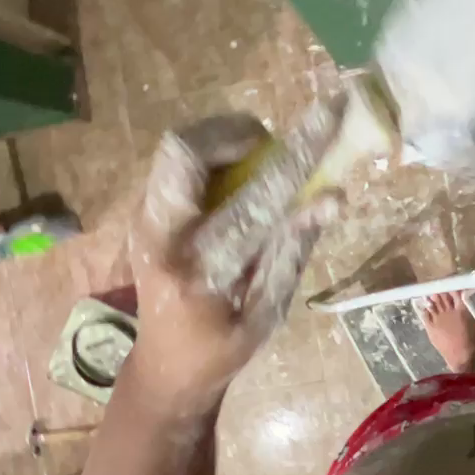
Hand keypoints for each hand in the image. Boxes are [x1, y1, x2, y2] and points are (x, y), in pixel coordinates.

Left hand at [124, 113, 341, 417]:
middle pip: (185, 150)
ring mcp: (142, 220)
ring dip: (223, 141)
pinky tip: (233, 183)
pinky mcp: (141, 212)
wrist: (163, 364)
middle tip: (270, 148)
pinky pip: (175, 163)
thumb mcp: (270, 313)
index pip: (259, 196)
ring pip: (176, 148)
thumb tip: (333, 198)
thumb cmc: (224, 346)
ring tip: (255, 164)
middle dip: (237, 132)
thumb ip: (293, 251)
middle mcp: (162, 237)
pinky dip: (211, 156)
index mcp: (204, 271)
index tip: (333, 110)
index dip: (300, 150)